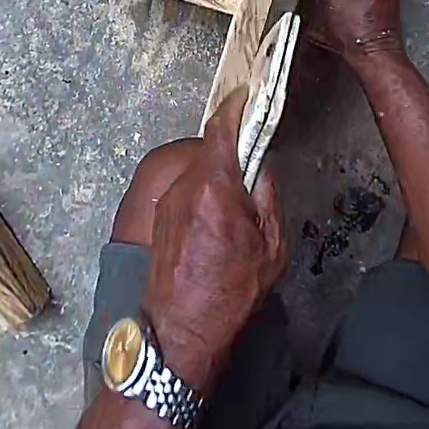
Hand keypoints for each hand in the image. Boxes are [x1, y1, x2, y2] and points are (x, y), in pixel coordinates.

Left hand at [141, 91, 284, 395]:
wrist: (181, 332)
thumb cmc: (231, 292)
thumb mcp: (271, 247)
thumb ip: (268, 197)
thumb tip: (262, 168)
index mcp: (215, 190)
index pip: (221, 130)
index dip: (234, 107)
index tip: (246, 96)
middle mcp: (184, 188)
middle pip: (210, 150)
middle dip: (232, 152)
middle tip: (253, 172)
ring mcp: (166, 203)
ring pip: (197, 170)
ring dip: (217, 176)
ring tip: (234, 209)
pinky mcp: (158, 217)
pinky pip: (185, 190)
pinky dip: (203, 193)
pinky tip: (215, 225)